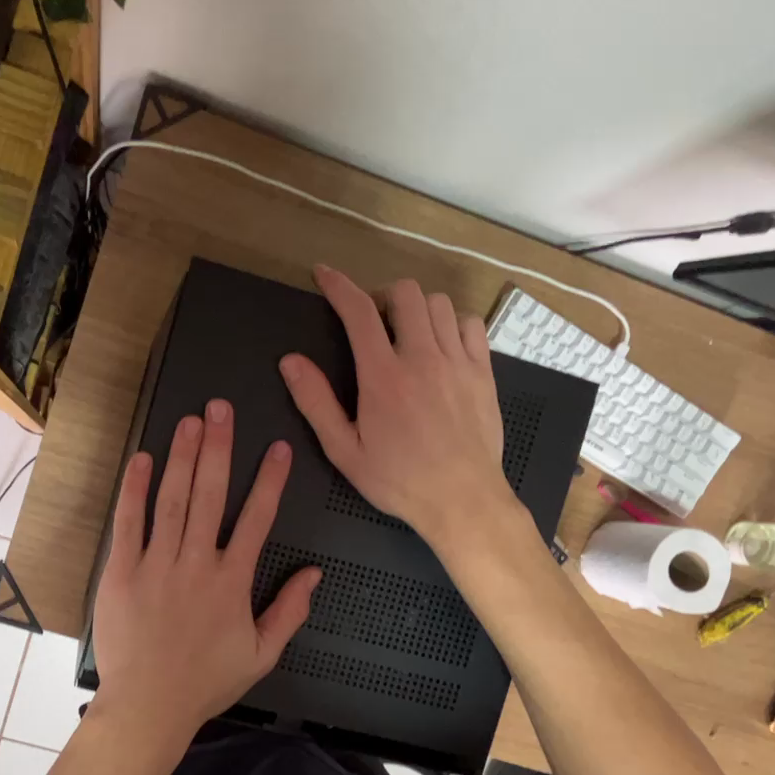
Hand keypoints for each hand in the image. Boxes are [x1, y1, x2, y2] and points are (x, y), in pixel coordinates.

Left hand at [90, 399, 321, 747]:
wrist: (148, 706)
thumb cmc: (205, 682)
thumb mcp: (261, 655)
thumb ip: (290, 612)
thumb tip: (315, 574)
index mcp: (232, 581)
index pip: (258, 519)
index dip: (270, 480)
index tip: (277, 447)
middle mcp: (197, 563)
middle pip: (211, 495)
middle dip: (218, 448)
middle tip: (221, 408)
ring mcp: (157, 565)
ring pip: (172, 500)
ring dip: (181, 457)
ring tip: (190, 421)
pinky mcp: (122, 572)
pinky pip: (129, 523)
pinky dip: (135, 490)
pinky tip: (142, 460)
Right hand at [280, 265, 519, 546]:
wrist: (462, 499)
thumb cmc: (398, 481)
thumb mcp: (344, 450)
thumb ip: (316, 402)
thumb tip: (291, 362)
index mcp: (383, 377)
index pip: (359, 312)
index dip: (339, 286)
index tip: (324, 274)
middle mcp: (422, 358)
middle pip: (405, 293)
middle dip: (381, 295)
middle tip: (372, 320)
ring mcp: (458, 362)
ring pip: (438, 303)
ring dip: (416, 308)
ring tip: (405, 332)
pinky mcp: (483, 372)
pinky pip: (469, 323)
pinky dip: (451, 323)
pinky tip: (440, 345)